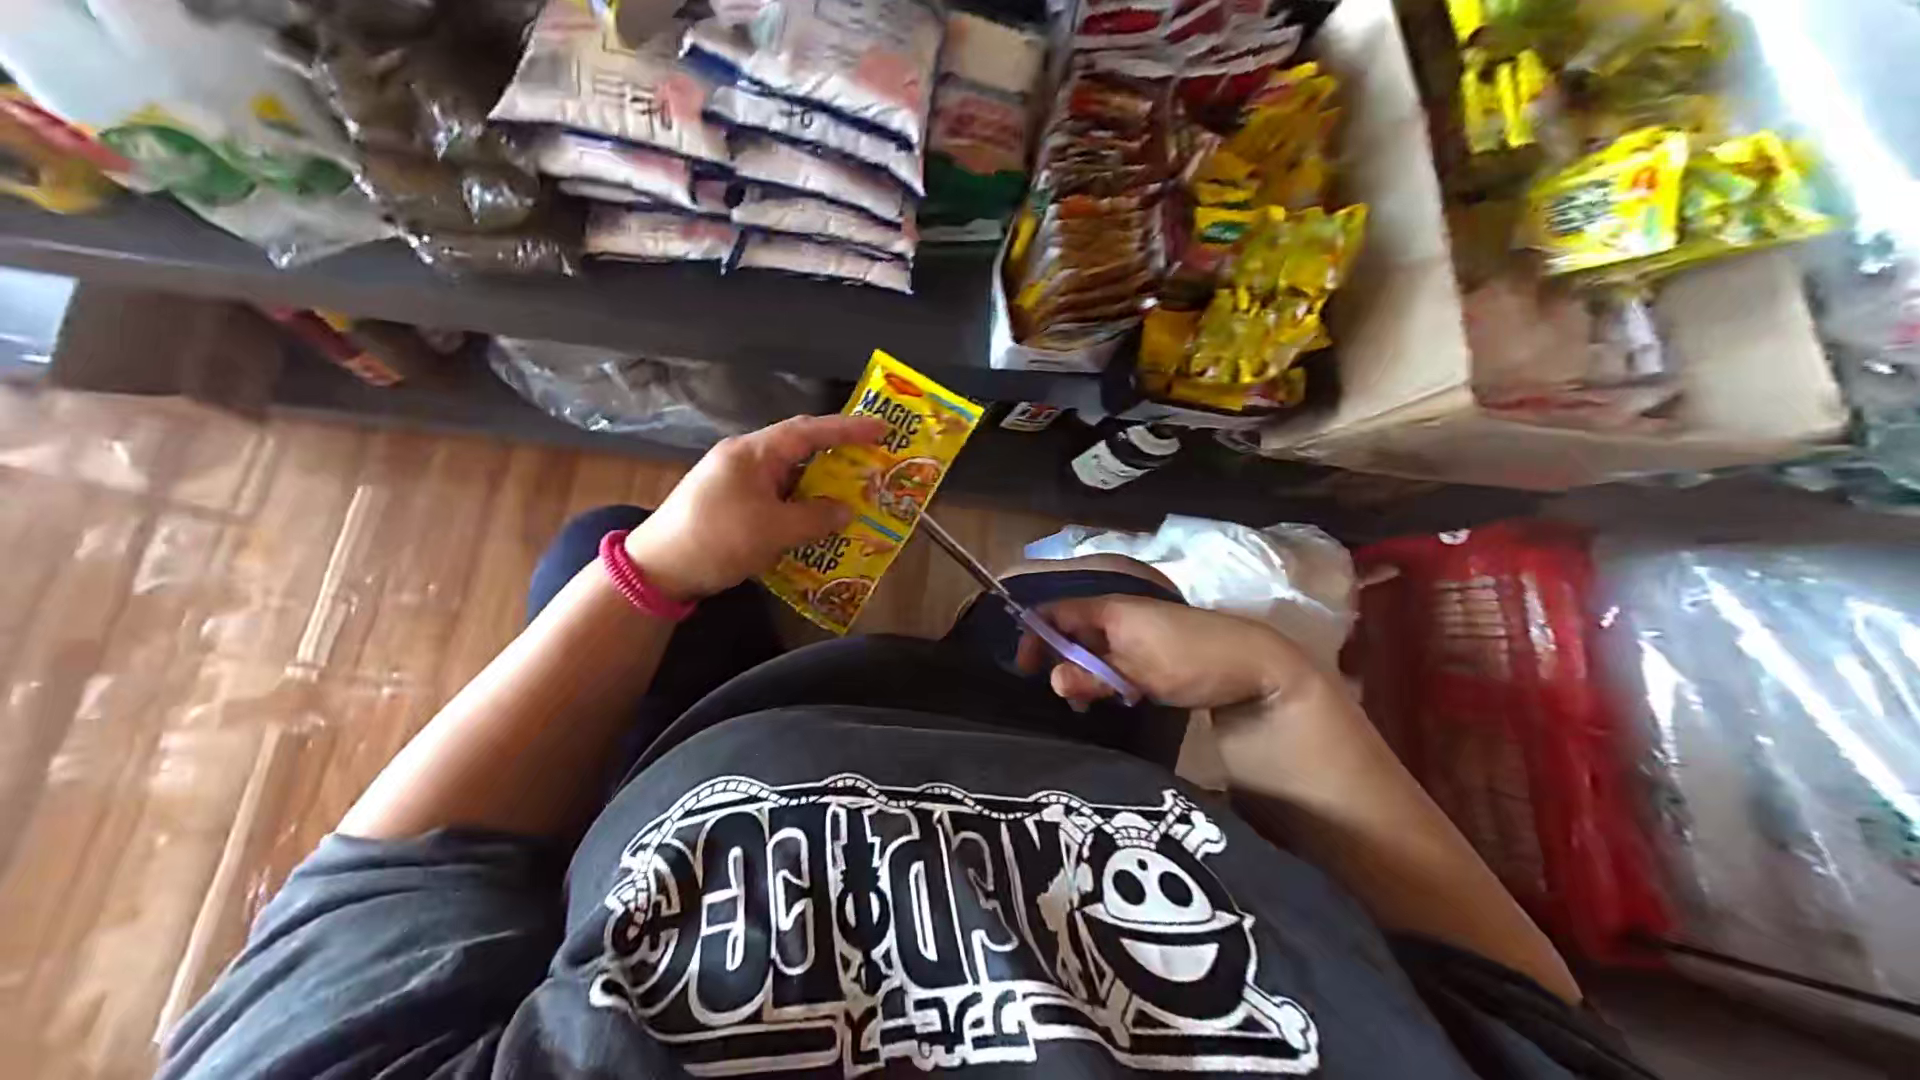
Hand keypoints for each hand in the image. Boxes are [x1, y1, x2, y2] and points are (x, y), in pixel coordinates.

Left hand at [624, 414, 885, 600]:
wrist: (658, 569)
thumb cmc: (717, 539)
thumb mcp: (774, 530)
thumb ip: (816, 518)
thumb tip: (846, 511)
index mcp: (753, 453)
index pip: (808, 430)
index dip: (847, 429)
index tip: (881, 429)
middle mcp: (745, 458)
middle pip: (800, 448)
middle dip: (837, 456)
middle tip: (872, 464)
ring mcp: (737, 480)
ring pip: (789, 475)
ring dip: (819, 486)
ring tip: (853, 496)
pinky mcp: (733, 501)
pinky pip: (777, 495)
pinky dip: (800, 505)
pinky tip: (818, 521)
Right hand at [1015, 594, 1330, 709]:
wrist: (1254, 662)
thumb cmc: (1193, 661)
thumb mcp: (1140, 674)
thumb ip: (1095, 676)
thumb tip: (1053, 681)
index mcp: (1110, 610)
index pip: (1056, 612)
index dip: (1034, 635)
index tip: (1024, 668)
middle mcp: (1118, 614)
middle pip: (1070, 628)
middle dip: (1056, 657)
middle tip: (1058, 692)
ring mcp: (1135, 629)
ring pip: (1090, 644)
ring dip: (1080, 670)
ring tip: (1082, 701)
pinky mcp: (1149, 646)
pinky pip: (1111, 654)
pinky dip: (1101, 673)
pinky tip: (1109, 696)